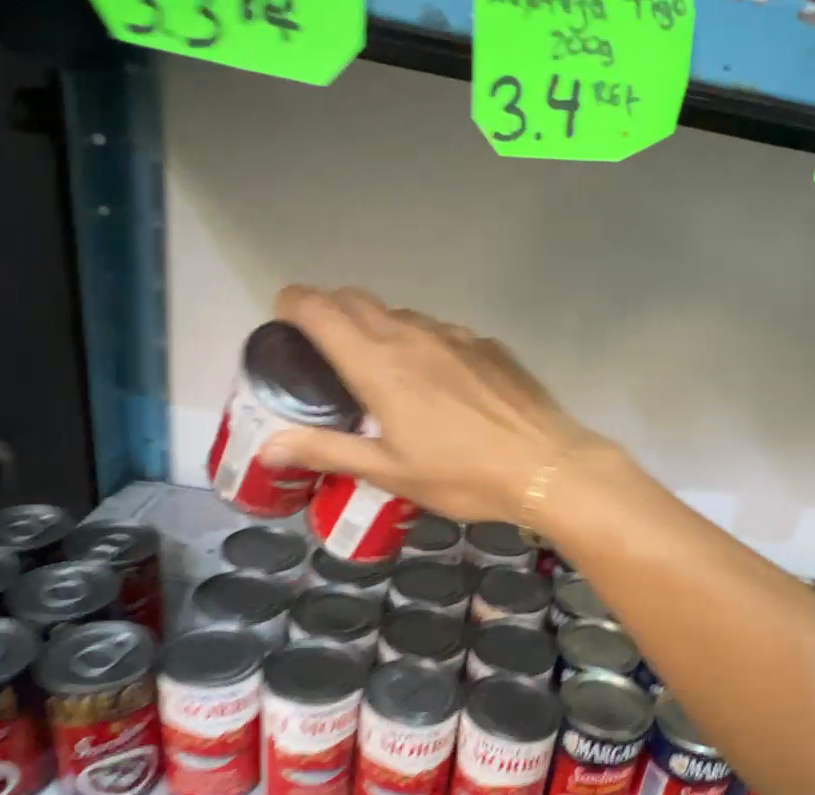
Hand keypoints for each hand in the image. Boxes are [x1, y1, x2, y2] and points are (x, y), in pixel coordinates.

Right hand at [261, 285, 606, 525]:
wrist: (546, 466)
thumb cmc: (462, 475)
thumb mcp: (390, 472)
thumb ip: (328, 451)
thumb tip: (268, 445)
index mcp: (378, 364)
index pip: (319, 309)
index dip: (293, 303)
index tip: (284, 318)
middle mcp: (412, 335)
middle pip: (356, 299)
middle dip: (330, 309)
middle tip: (323, 344)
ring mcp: (455, 335)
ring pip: (402, 314)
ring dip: (380, 327)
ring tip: (382, 368)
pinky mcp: (488, 345)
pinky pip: (442, 332)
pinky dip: (424, 343)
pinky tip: (439, 382)